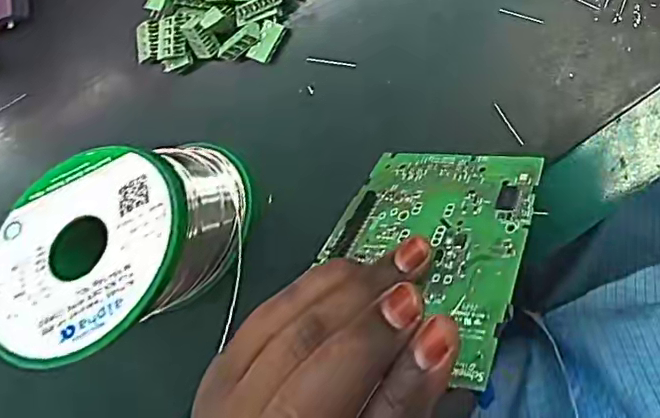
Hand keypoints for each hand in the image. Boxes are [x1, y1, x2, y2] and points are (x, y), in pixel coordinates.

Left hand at [192, 236, 459, 417]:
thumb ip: (400, 401)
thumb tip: (438, 336)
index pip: (331, 382)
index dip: (380, 343)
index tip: (432, 318)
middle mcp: (238, 413)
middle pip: (306, 341)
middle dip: (370, 300)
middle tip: (418, 269)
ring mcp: (222, 392)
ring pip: (286, 315)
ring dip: (350, 280)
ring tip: (399, 258)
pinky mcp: (221, 371)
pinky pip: (267, 311)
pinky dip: (316, 285)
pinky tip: (352, 272)